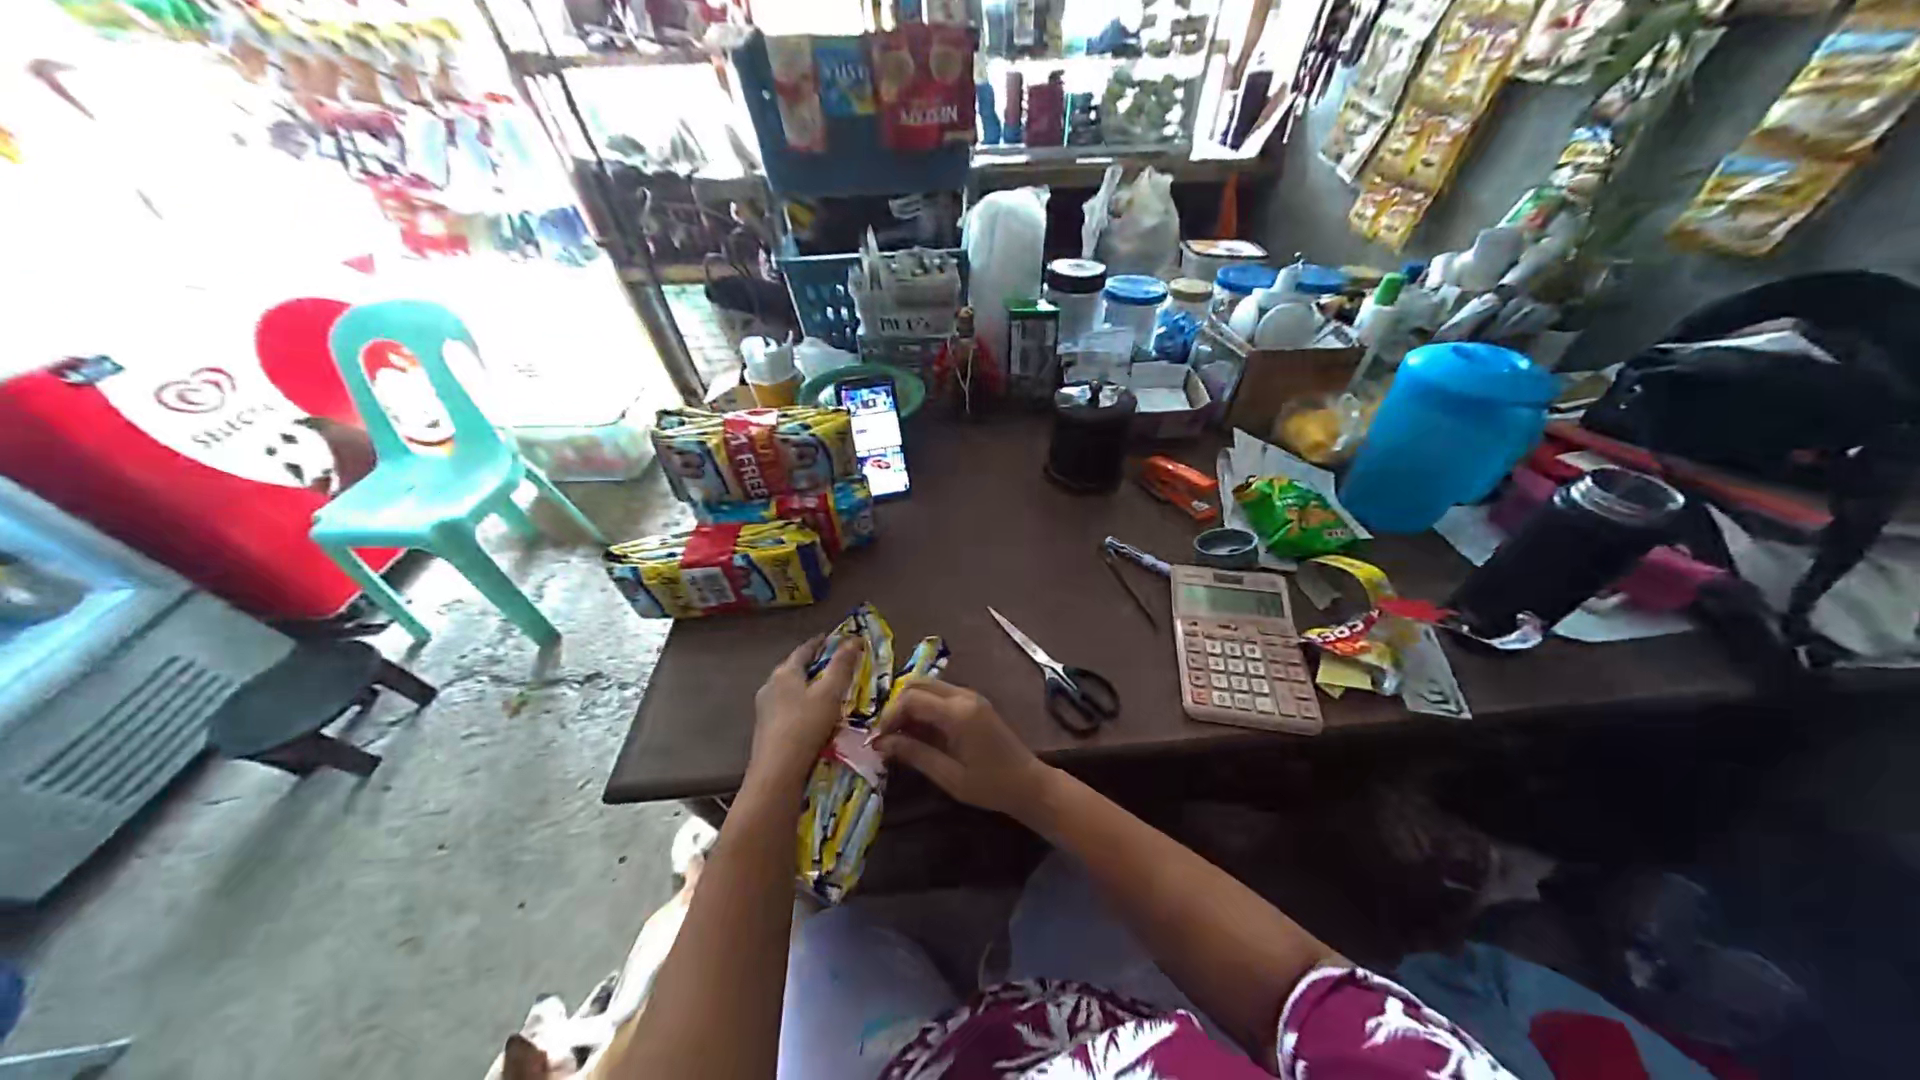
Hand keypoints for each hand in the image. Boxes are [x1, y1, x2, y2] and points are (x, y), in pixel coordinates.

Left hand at [747, 635, 863, 791]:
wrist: (777, 770)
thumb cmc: (806, 725)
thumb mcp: (830, 693)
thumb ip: (842, 666)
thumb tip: (853, 641)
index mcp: (785, 672)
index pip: (804, 650)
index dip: (819, 642)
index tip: (831, 638)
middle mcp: (770, 685)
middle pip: (793, 668)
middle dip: (811, 663)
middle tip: (830, 662)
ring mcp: (764, 707)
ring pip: (788, 688)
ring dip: (804, 685)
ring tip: (822, 689)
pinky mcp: (765, 727)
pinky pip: (785, 706)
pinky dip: (799, 703)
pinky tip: (809, 714)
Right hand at [872, 680, 1054, 819]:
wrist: (1029, 784)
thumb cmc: (990, 785)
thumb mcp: (949, 776)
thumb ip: (915, 754)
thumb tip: (881, 743)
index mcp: (958, 713)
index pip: (911, 699)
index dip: (889, 716)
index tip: (879, 740)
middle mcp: (964, 696)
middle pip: (917, 684)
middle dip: (896, 706)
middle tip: (887, 735)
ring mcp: (970, 696)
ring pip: (928, 686)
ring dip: (909, 705)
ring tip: (900, 735)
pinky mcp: (973, 702)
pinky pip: (940, 694)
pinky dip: (924, 706)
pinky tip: (919, 732)